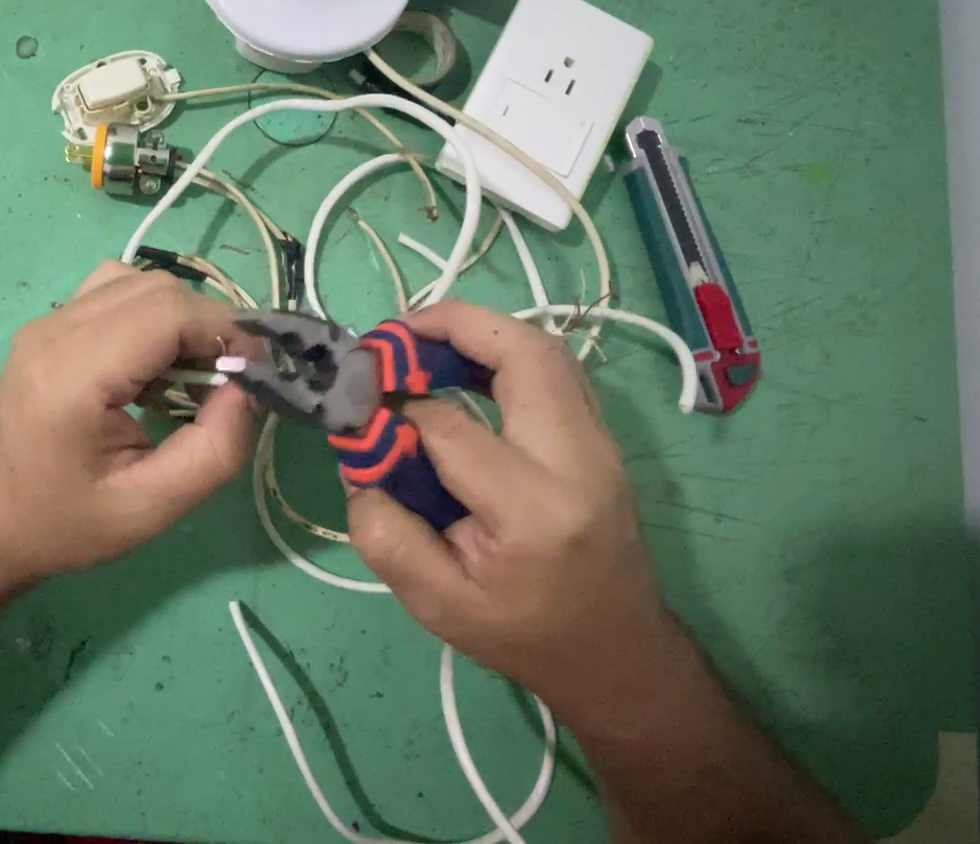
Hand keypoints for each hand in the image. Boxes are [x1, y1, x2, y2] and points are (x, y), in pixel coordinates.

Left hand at [0, 261, 259, 581]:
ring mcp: (45, 322)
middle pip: (156, 288)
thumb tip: (248, 387)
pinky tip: (151, 363)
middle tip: (223, 383)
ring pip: (137, 281)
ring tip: (187, 374)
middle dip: (207, 326)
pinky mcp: (48, 325)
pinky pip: (114, 290)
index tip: (252, 374)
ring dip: (180, 319)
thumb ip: (214, 450)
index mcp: (71, 376)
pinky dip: (150, 315)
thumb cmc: (66, 524)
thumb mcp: (151, 509)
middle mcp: (52, 332)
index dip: (224, 331)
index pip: (167, 311)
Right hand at [346, 301, 683, 707]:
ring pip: (548, 351)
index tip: (363, 407)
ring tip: (424, 342)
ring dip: (482, 331)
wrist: (617, 655)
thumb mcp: (434, 602)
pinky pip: (555, 370)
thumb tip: (363, 458)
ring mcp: (601, 444)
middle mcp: (579, 460)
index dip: (397, 408)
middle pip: (525, 355)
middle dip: (455, 324)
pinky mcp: (601, 439)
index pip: (451, 427)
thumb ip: (384, 531)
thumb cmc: (523, 633)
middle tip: (396, 333)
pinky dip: (505, 350)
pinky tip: (464, 365)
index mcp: (533, 509)